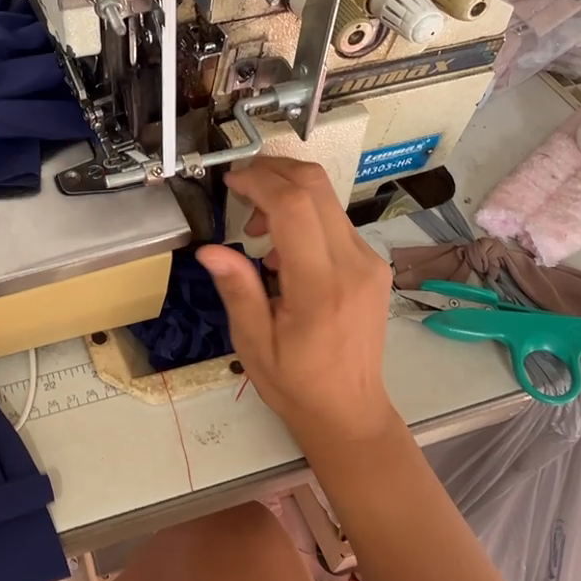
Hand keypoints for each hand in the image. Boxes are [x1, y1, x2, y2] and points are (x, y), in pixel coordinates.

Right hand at [198, 157, 398, 454]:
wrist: (350, 410)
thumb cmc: (295, 383)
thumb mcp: (253, 344)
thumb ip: (237, 290)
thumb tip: (209, 250)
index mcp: (320, 287)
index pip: (295, 207)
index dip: (259, 181)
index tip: (230, 182)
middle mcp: (353, 264)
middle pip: (316, 186)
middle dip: (272, 171)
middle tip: (238, 186)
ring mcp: (368, 260)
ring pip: (325, 196)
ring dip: (285, 192)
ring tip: (254, 229)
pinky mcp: (371, 262)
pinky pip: (333, 217)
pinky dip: (301, 213)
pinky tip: (279, 248)